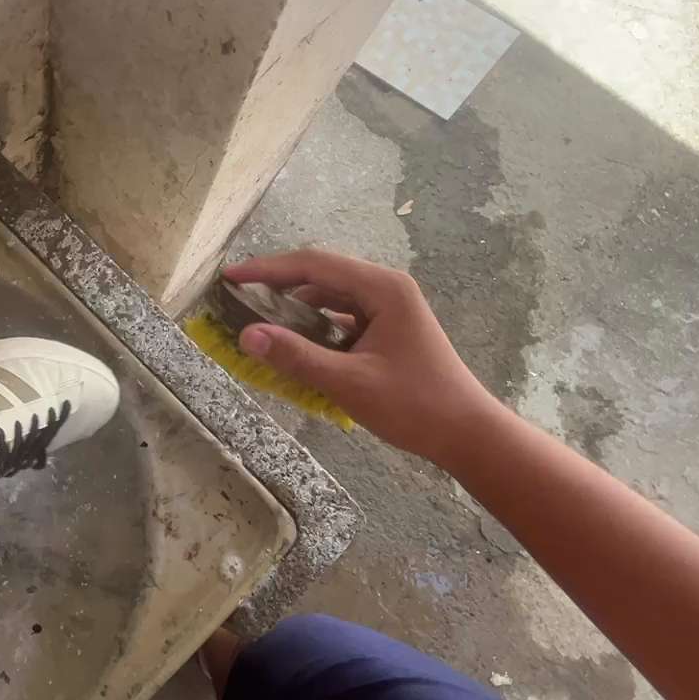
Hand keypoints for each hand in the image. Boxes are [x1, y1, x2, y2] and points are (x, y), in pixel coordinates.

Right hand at [222, 250, 511, 465]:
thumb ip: (296, 357)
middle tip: (236, 297)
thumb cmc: (415, 406)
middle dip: (275, 284)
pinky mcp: (384, 328)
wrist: (468, 435)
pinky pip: (338, 316)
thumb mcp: (349, 382)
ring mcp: (386, 307)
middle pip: (319, 274)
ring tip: (256, 320)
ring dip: (292, 306)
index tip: (230, 277)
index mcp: (382, 288)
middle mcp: (384, 288)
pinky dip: (311, 325)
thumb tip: (246, 335)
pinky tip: (291, 342)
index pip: (313, 264)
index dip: (267, 269)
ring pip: (327, 295)